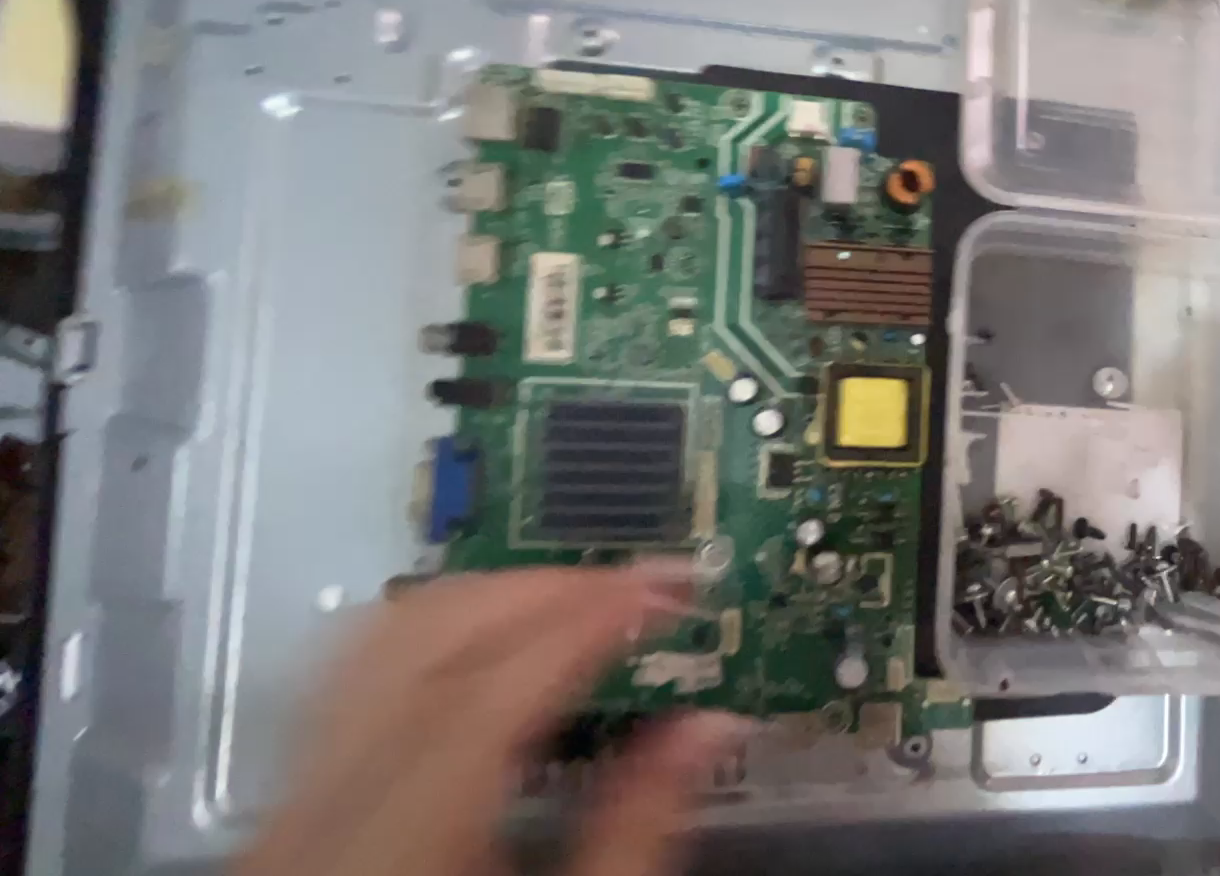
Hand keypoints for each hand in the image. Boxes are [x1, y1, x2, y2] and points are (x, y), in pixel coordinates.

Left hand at [239, 563, 751, 875]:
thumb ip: (641, 825)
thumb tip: (714, 722)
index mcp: (402, 843)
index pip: (502, 682)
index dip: (594, 616)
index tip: (670, 587)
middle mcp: (328, 799)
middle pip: (433, 629)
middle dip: (549, 587)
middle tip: (638, 589)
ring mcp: (295, 789)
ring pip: (388, 629)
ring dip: (497, 594)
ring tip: (581, 602)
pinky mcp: (295, 790)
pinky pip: (364, 660)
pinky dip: (446, 620)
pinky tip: (504, 639)